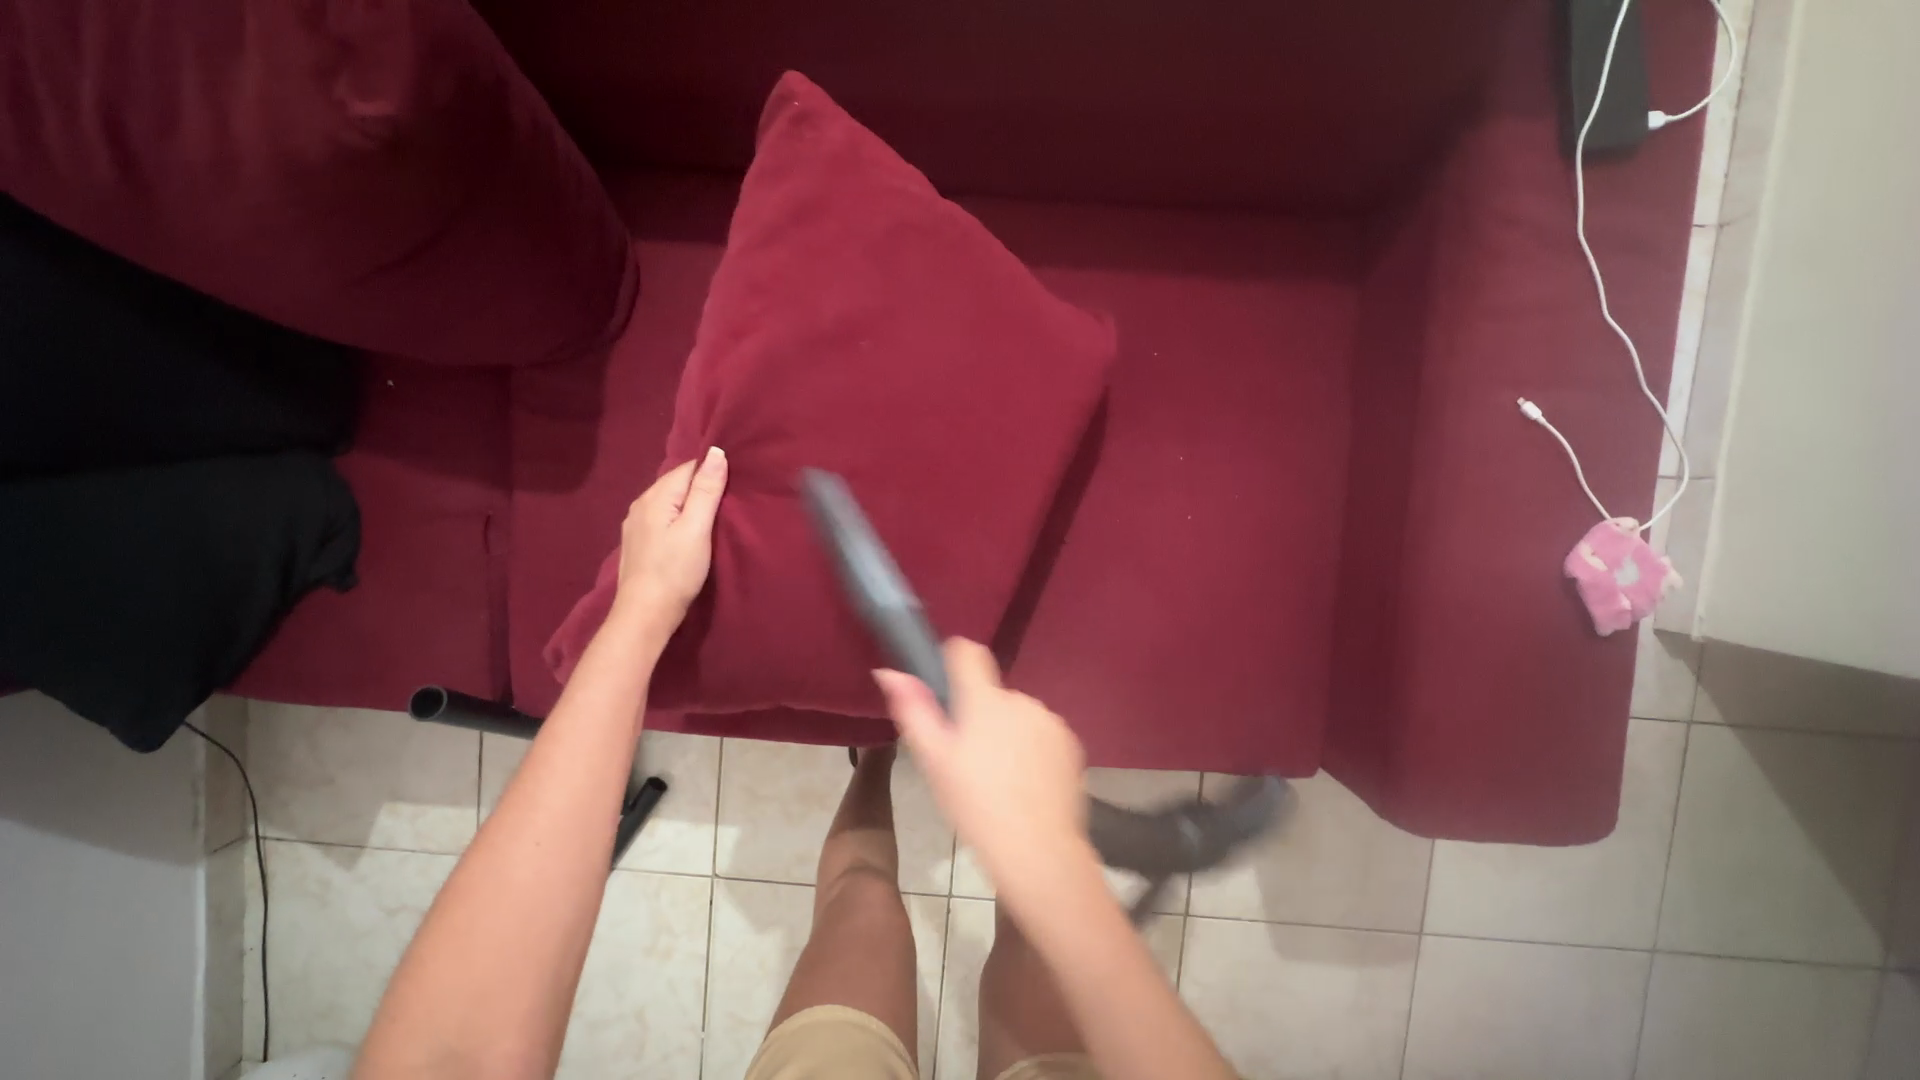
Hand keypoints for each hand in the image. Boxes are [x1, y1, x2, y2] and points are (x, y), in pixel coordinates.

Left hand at [615, 446, 727, 625]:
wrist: (645, 613)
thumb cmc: (675, 570)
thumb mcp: (696, 528)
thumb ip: (706, 490)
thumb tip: (716, 453)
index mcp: (656, 496)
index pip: (688, 468)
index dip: (712, 470)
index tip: (736, 480)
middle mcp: (641, 504)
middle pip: (677, 483)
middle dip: (701, 485)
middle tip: (731, 496)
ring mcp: (636, 524)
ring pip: (670, 501)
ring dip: (690, 502)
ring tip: (714, 512)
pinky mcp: (639, 542)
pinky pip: (663, 517)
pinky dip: (679, 517)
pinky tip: (690, 530)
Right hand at [874, 640, 1092, 887]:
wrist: (1037, 850)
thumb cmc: (975, 806)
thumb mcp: (933, 762)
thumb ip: (913, 710)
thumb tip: (890, 672)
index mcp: (985, 699)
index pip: (967, 652)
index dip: (952, 663)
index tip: (945, 693)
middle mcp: (1021, 700)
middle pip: (991, 693)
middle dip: (979, 715)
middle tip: (967, 759)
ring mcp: (1050, 721)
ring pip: (1017, 715)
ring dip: (1006, 733)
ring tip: (997, 777)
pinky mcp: (1071, 744)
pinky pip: (1041, 734)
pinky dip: (1031, 750)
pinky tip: (1024, 784)